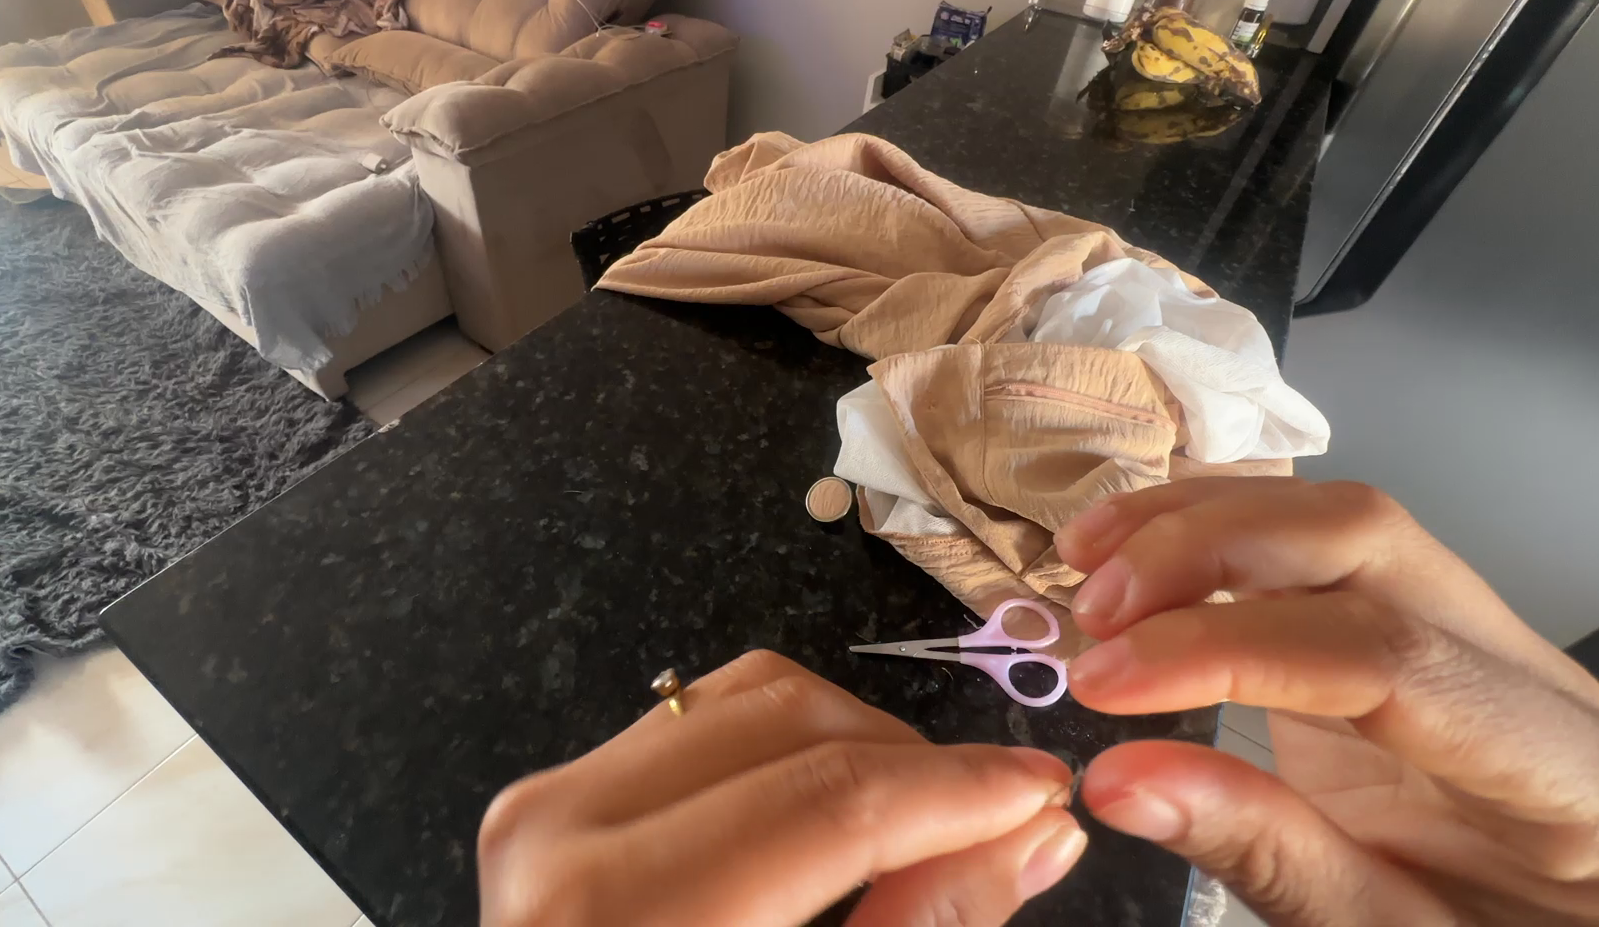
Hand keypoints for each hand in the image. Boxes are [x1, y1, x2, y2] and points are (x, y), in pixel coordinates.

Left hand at [477, 650, 1085, 926]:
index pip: (826, 804)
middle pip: (792, 719)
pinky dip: (795, 741)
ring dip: (857, 736)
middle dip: (911, 759)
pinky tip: (829, 801)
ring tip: (911, 813)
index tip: (1044, 787)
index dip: (955, 790)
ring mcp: (554, 791)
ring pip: (755, 694)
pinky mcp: (564, 780)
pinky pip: (712, 714)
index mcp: (619, 913)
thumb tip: (1034, 829)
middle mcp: (565, 823)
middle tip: (985, 816)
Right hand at [1055, 477, 1598, 925]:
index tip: (1100, 686)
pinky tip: (1123, 550)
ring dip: (1180, 521)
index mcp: (1591, 787)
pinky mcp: (1391, 607)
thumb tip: (1111, 780)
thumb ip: (1265, 857)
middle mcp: (1532, 668)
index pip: (1389, 660)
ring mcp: (1465, 620)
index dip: (1220, 652)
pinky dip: (1191, 524)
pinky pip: (1292, 528)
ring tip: (1083, 563)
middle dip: (1197, 553)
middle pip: (1359, 537)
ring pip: (1317, 509)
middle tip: (1093, 613)